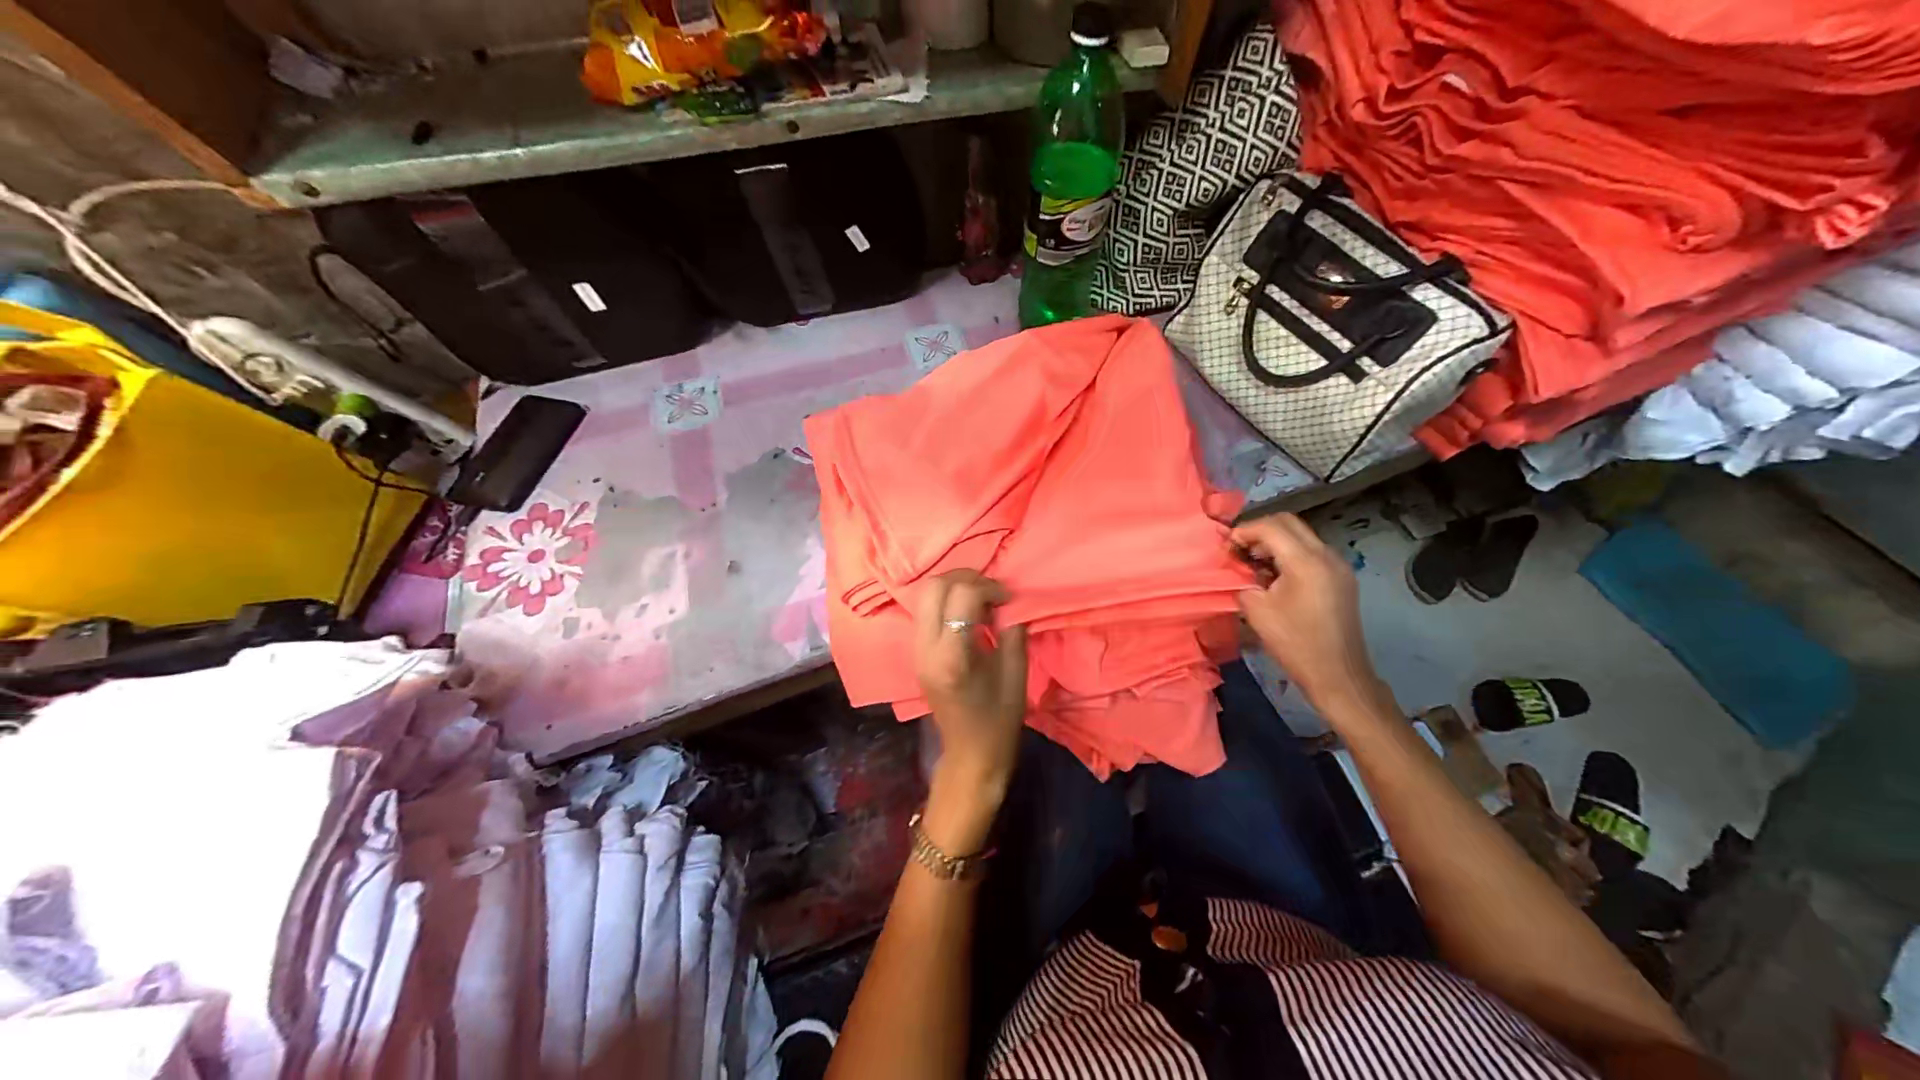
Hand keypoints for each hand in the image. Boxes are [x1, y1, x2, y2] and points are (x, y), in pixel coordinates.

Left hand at [915, 571, 1028, 809]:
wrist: (970, 755)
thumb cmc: (998, 721)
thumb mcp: (1015, 674)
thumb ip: (1012, 632)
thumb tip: (1009, 604)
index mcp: (952, 657)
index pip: (962, 596)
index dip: (989, 588)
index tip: (1008, 600)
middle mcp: (926, 649)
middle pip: (933, 586)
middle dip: (966, 578)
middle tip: (992, 591)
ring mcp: (916, 650)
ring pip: (925, 595)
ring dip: (955, 588)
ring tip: (982, 602)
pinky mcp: (916, 652)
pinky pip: (926, 611)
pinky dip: (948, 602)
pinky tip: (971, 616)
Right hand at [1232, 514, 1391, 717]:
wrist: (1338, 674)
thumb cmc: (1294, 643)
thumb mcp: (1257, 610)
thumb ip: (1243, 580)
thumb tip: (1238, 568)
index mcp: (1306, 561)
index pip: (1271, 527)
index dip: (1244, 531)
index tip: (1226, 547)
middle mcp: (1327, 555)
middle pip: (1288, 523)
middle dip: (1259, 531)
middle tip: (1238, 550)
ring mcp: (1338, 566)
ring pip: (1301, 536)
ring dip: (1275, 542)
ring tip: (1253, 564)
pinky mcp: (1341, 578)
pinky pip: (1311, 552)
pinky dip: (1289, 554)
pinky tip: (1274, 576)